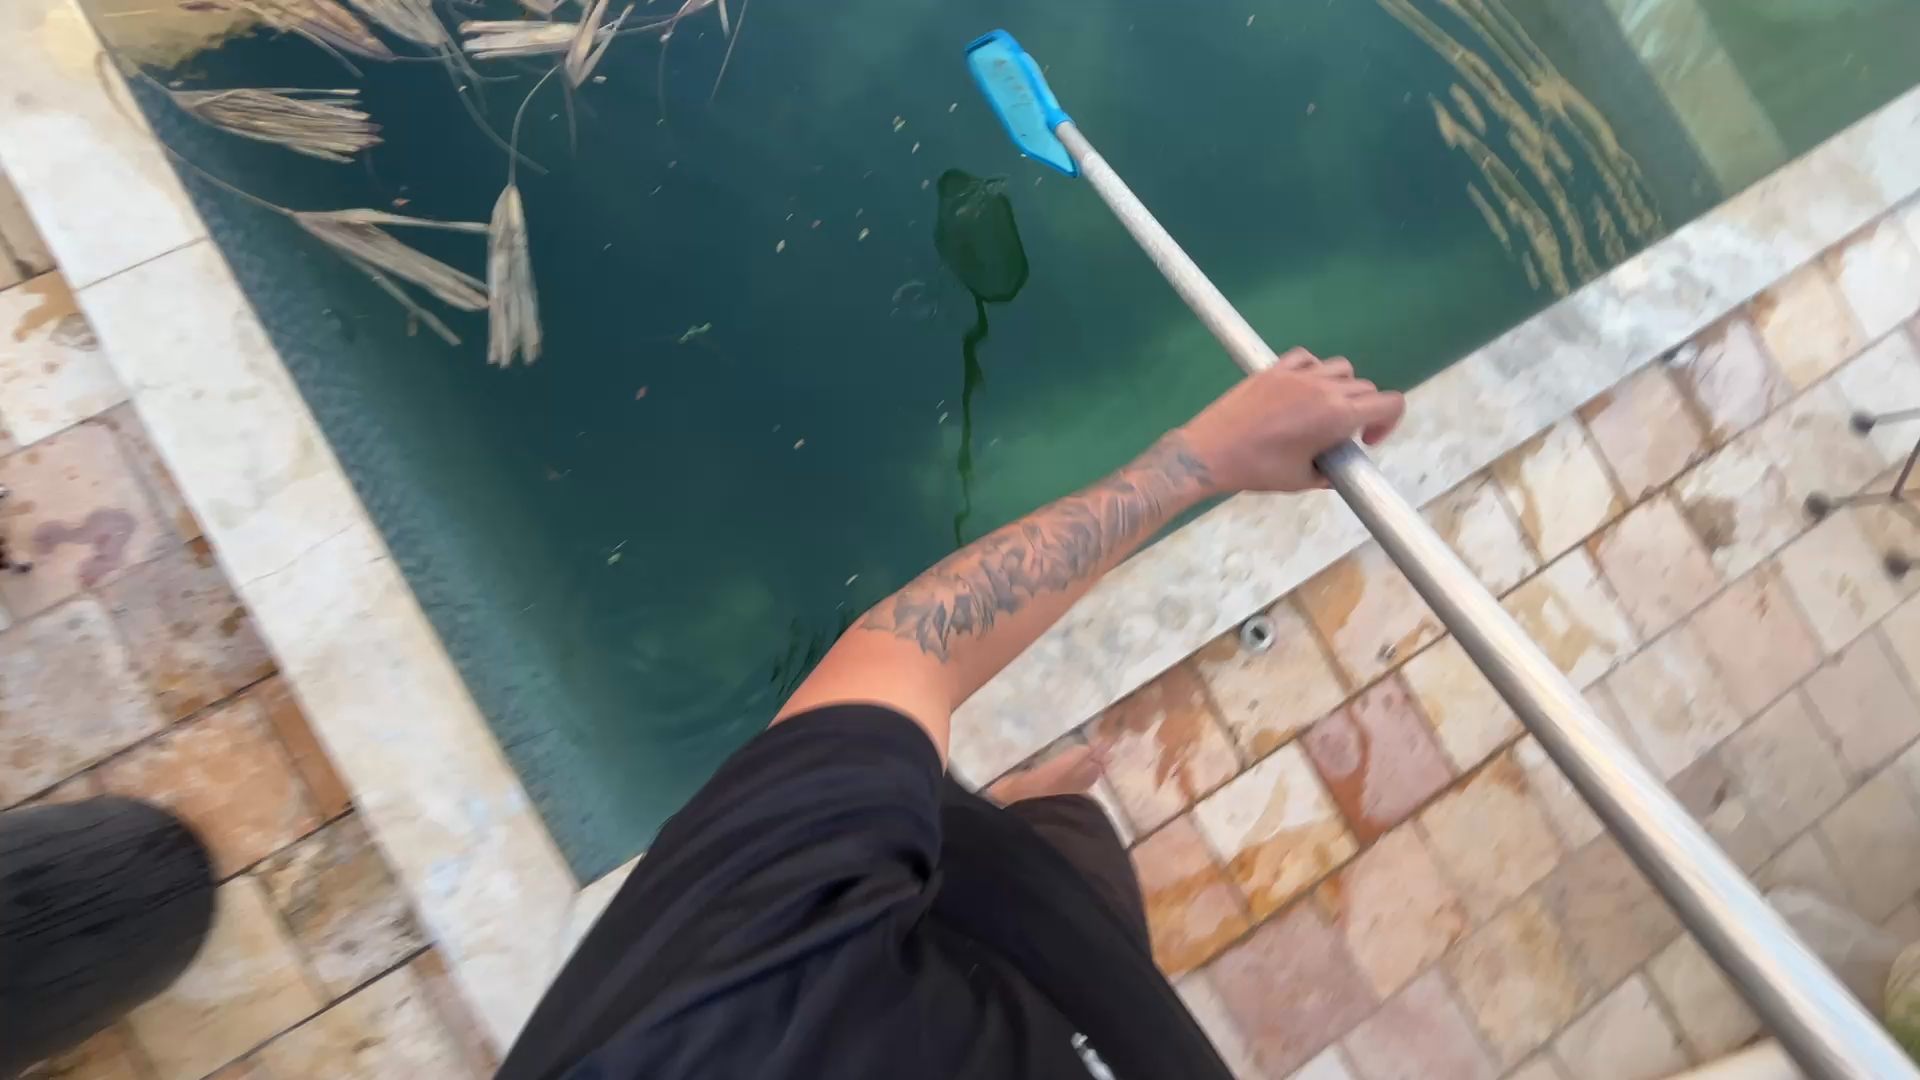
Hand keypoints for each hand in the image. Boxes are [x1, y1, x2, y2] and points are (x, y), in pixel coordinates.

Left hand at [1177, 348, 1404, 493]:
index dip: (1388, 422)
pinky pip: (1305, 356)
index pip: (1389, 403)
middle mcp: (1324, 387)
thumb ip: (1330, 471)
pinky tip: (1301, 388)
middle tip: (1339, 434)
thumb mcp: (1301, 480)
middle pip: (1365, 387)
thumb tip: (1338, 469)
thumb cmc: (1257, 470)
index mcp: (1338, 414)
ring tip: (1321, 409)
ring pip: (1339, 367)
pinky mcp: (1272, 369)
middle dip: (1362, 410)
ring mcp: (1296, 374)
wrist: (1210, 453)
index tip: (1364, 440)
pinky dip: (1312, 368)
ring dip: (1341, 386)